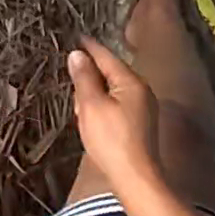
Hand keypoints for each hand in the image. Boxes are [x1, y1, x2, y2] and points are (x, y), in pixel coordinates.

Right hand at [68, 36, 162, 193]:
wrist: (135, 178)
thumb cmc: (111, 140)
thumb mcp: (90, 105)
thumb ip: (84, 77)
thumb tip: (77, 55)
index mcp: (131, 82)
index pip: (106, 57)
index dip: (89, 47)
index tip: (76, 37)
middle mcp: (141, 91)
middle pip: (110, 72)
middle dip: (89, 75)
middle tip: (71, 82)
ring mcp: (143, 108)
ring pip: (112, 89)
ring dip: (94, 93)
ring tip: (79, 108)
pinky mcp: (139, 123)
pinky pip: (116, 104)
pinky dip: (101, 105)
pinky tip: (91, 119)